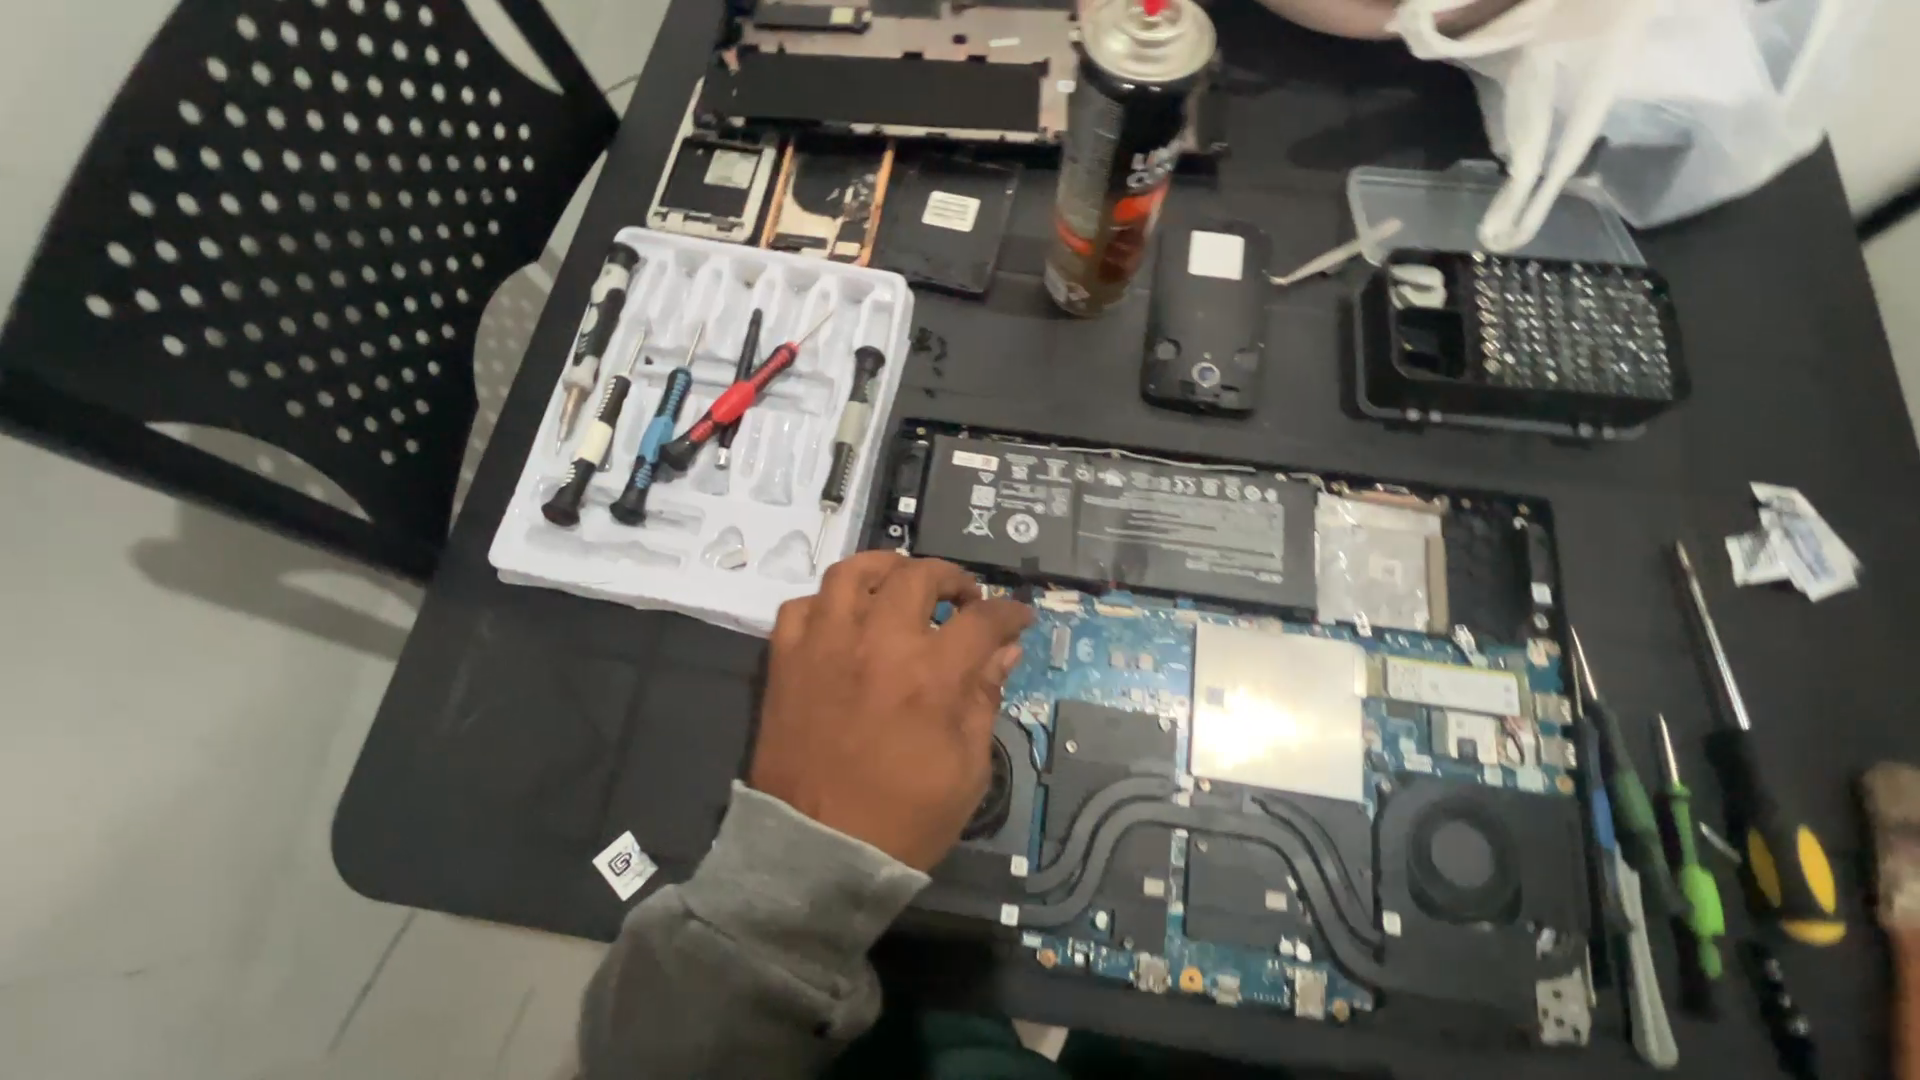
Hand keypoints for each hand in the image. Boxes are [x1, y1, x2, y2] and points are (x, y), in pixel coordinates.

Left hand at [752, 553, 1032, 870]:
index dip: (1009, 613)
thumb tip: (1004, 653)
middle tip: (962, 599)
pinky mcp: (785, 661)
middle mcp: (877, 644)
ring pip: (852, 573)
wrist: (819, 853)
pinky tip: (845, 619)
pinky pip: (801, 606)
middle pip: (918, 577)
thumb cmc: (903, 819)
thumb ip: (984, 700)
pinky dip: (827, 602)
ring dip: (886, 569)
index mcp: (930, 675)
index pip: (982, 620)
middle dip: (951, 579)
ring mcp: (824, 646)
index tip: (1019, 617)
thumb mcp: (968, 770)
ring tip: (901, 584)